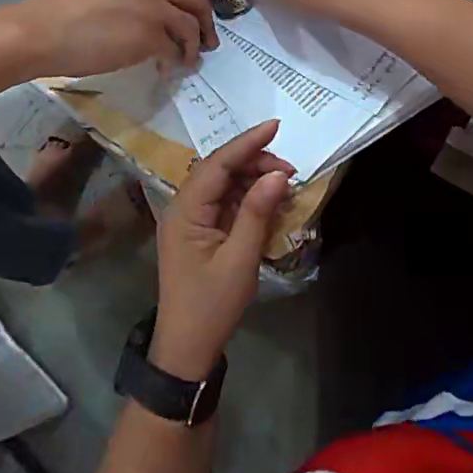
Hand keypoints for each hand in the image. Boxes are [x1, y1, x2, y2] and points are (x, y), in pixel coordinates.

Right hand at [9, 0, 216, 76]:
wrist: (42, 32)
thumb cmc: (60, 17)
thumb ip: (128, 0)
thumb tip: (144, 23)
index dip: (190, 1)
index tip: (194, 17)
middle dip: (207, 20)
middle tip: (209, 40)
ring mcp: (152, 9)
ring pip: (191, 25)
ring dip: (197, 45)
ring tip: (192, 61)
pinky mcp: (150, 36)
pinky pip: (176, 50)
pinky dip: (179, 62)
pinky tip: (171, 71)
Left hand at [150, 121, 293, 381]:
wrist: (187, 346)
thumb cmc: (211, 305)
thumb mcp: (240, 259)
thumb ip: (257, 213)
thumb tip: (278, 175)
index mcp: (184, 210)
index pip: (217, 163)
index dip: (247, 142)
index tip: (275, 126)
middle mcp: (182, 207)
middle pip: (219, 170)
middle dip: (254, 162)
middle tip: (290, 170)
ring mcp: (190, 219)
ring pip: (223, 184)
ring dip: (253, 180)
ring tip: (285, 184)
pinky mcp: (199, 231)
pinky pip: (224, 203)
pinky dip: (247, 199)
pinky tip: (271, 201)